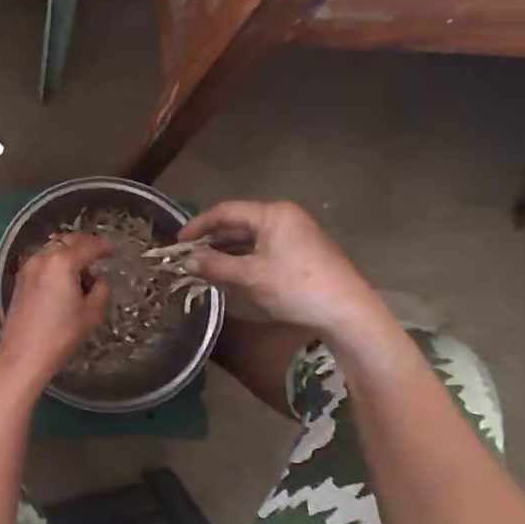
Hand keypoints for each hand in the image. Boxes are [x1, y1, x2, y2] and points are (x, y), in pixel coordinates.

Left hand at [0, 233, 112, 384]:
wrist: (23, 355)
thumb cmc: (60, 335)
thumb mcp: (91, 314)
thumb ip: (100, 290)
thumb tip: (97, 281)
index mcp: (62, 263)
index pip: (87, 246)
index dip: (103, 246)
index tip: (112, 250)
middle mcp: (41, 259)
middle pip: (66, 242)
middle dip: (83, 245)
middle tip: (98, 255)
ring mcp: (26, 269)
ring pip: (52, 251)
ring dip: (67, 255)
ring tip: (81, 274)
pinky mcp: (19, 281)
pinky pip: (42, 263)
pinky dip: (54, 265)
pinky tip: (63, 282)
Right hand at [180, 201, 385, 336]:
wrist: (346, 312)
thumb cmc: (295, 286)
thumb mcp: (249, 276)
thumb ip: (214, 265)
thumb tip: (186, 261)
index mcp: (273, 214)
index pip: (225, 211)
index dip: (198, 225)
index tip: (178, 242)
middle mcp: (284, 218)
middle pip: (237, 224)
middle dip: (211, 241)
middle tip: (188, 257)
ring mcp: (294, 235)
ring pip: (249, 239)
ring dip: (225, 252)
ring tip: (203, 268)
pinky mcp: (300, 253)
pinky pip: (262, 250)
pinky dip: (242, 260)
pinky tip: (228, 275)